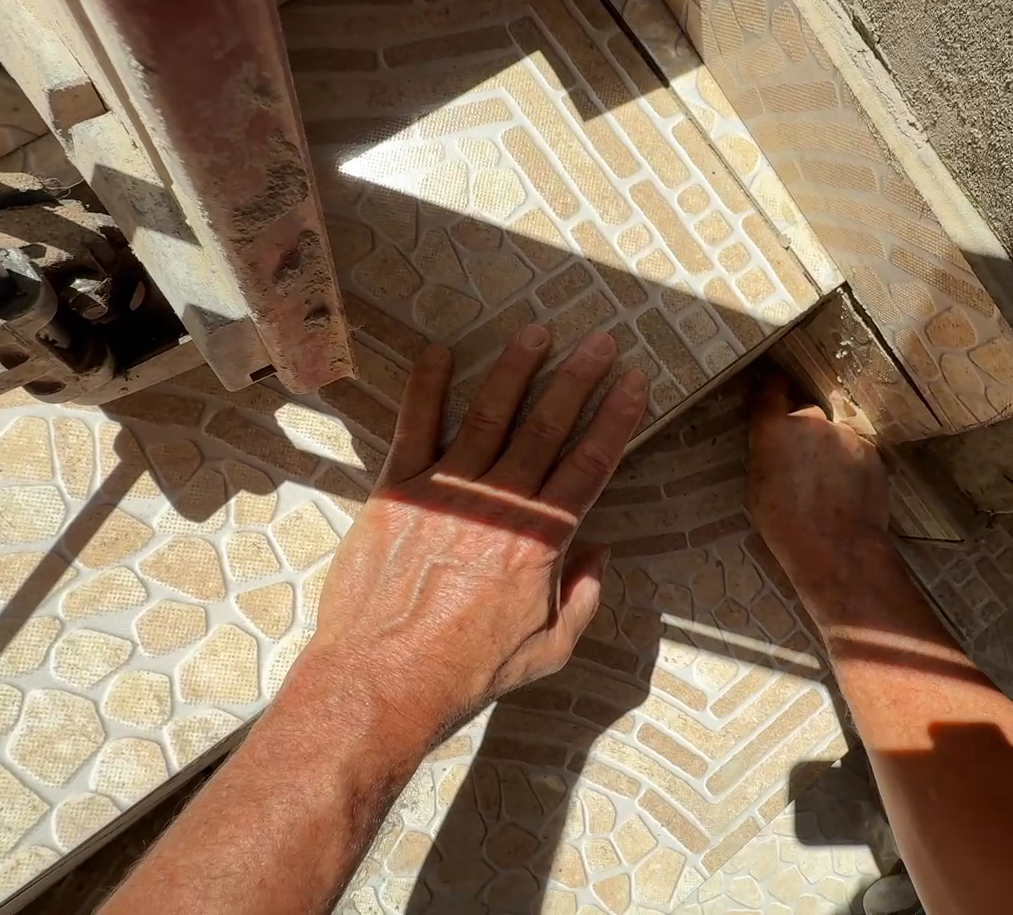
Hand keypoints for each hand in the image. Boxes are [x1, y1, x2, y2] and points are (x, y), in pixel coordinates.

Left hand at [290, 325, 648, 747]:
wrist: (377, 682)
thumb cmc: (467, 671)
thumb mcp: (549, 650)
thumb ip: (584, 598)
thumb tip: (598, 551)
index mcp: (541, 539)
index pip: (590, 463)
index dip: (617, 418)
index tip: (634, 382)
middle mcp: (500, 503)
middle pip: (548, 426)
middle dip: (579, 378)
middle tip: (600, 341)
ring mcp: (448, 490)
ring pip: (490, 415)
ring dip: (517, 369)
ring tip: (537, 331)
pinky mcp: (398, 490)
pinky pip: (415, 428)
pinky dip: (427, 387)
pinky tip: (439, 352)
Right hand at [746, 372, 891, 626]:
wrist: (835, 545)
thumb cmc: (785, 524)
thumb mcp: (758, 486)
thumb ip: (767, 454)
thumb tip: (774, 445)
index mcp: (774, 429)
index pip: (771, 391)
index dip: (773, 388)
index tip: (775, 386)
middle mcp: (809, 421)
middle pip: (805, 413)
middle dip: (803, 430)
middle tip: (802, 460)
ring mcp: (843, 433)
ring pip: (834, 433)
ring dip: (830, 448)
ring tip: (829, 483)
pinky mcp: (870, 449)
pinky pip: (856, 449)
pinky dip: (852, 463)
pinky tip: (848, 490)